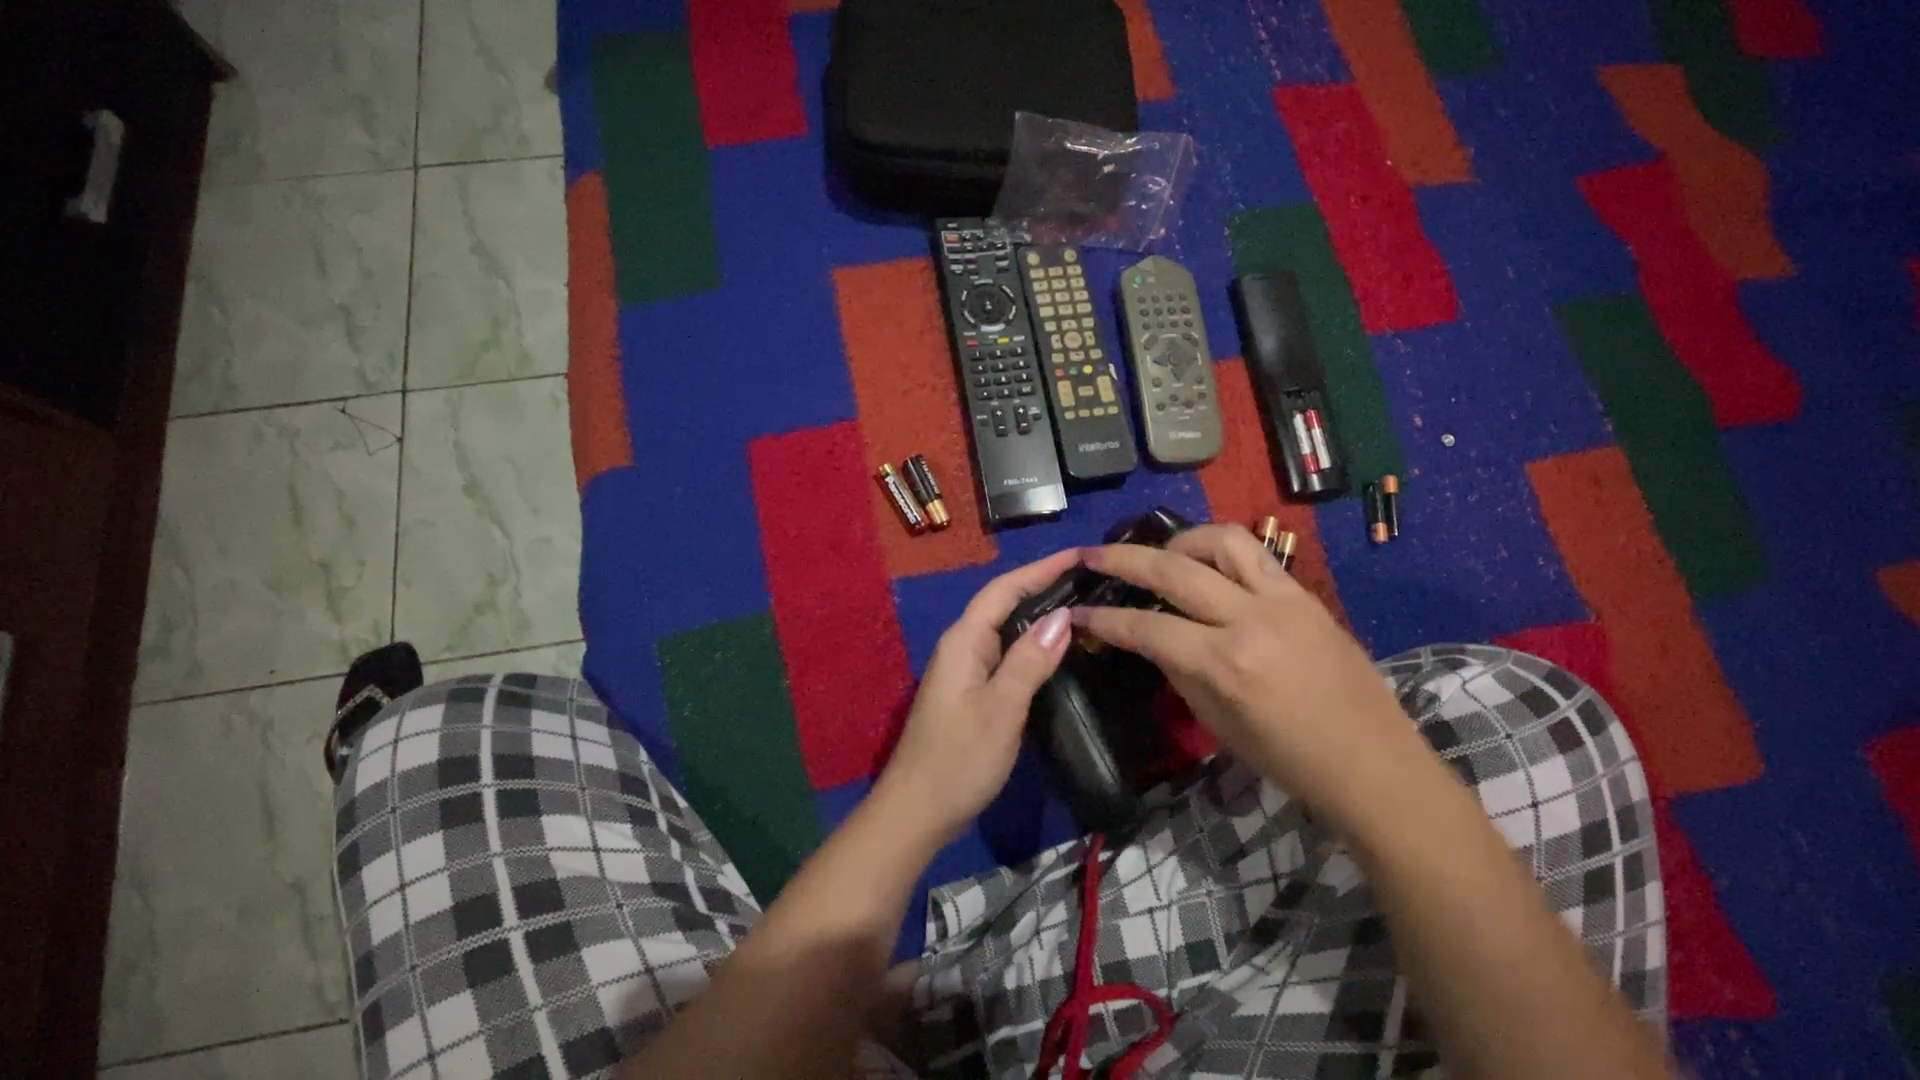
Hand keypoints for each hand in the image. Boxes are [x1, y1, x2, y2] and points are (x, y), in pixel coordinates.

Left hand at [874, 549, 1079, 845]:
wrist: (918, 812)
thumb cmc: (958, 760)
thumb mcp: (1000, 709)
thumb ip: (1030, 661)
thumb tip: (1063, 616)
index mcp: (964, 642)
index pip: (1005, 589)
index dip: (1042, 569)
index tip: (1082, 555)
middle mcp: (963, 648)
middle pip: (1005, 604)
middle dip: (1045, 587)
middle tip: (1093, 580)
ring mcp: (966, 672)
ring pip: (1008, 632)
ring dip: (1042, 617)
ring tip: (1086, 608)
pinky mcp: (973, 695)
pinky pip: (1007, 657)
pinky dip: (1035, 648)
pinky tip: (1060, 654)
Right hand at [1071, 525, 1438, 833]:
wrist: (1370, 762)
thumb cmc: (1287, 759)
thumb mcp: (1218, 723)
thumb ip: (1180, 671)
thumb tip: (1150, 638)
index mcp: (1224, 663)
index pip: (1147, 627)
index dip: (1104, 619)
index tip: (1076, 611)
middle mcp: (1250, 619)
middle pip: (1173, 570)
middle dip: (1124, 559)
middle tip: (1093, 555)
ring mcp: (1283, 600)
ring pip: (1221, 540)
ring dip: (1181, 541)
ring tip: (1162, 555)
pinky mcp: (1305, 594)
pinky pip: (1256, 555)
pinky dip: (1222, 552)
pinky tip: (1209, 566)